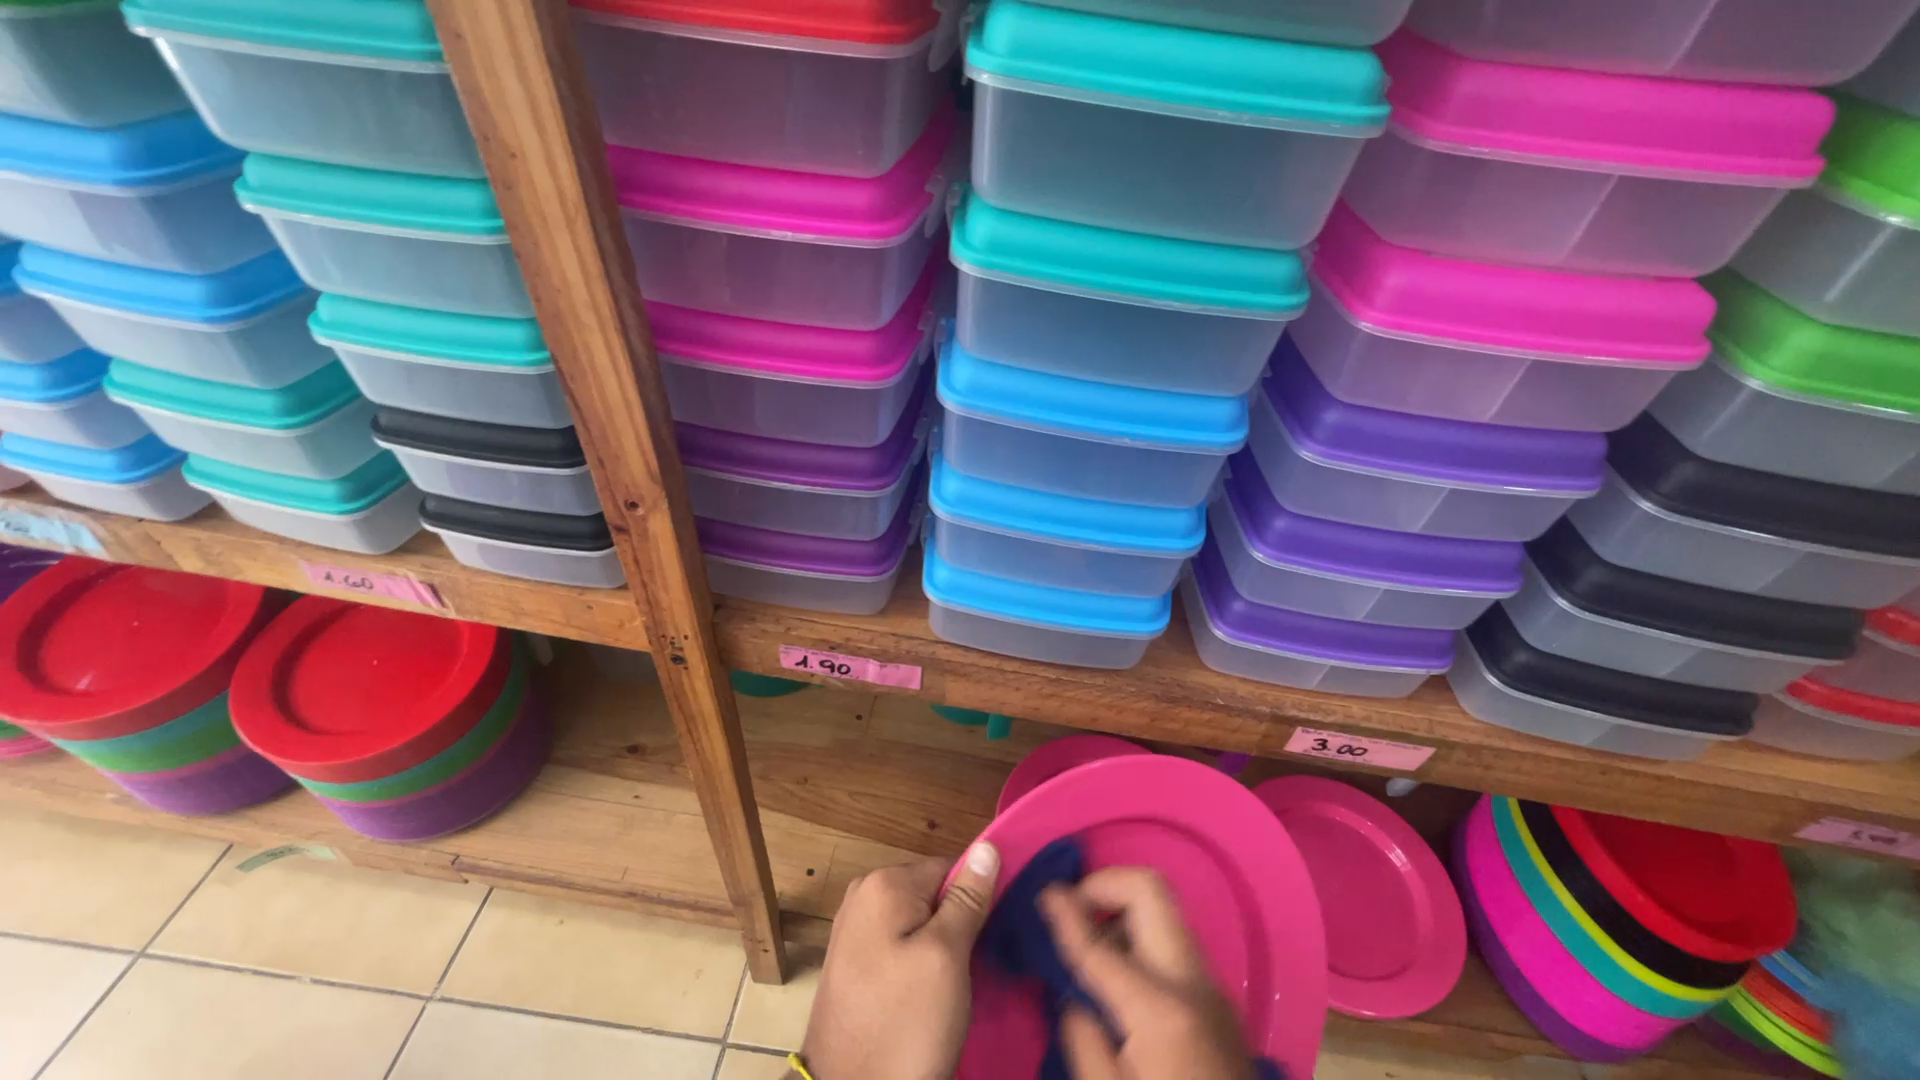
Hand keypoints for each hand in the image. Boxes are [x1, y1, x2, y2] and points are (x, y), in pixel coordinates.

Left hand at [799, 842, 1000, 1079]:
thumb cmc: (904, 1022)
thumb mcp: (946, 957)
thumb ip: (967, 899)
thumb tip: (987, 845)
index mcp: (883, 883)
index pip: (951, 868)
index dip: (976, 900)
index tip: (991, 937)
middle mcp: (863, 895)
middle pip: (934, 894)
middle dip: (959, 926)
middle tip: (971, 968)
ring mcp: (854, 930)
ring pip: (921, 924)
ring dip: (943, 950)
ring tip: (953, 987)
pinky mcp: (855, 964)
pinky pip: (902, 947)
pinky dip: (921, 967)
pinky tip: (929, 998)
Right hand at [1040, 868, 1254, 1079]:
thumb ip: (1083, 1035)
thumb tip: (1074, 994)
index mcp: (1159, 1007)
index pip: (1098, 942)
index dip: (1065, 913)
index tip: (1042, 892)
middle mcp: (1191, 980)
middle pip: (1150, 892)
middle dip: (1104, 886)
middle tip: (1069, 911)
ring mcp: (1211, 987)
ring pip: (1163, 912)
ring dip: (1120, 911)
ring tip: (1085, 944)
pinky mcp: (1216, 1001)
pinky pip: (1171, 944)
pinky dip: (1137, 937)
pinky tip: (1114, 976)